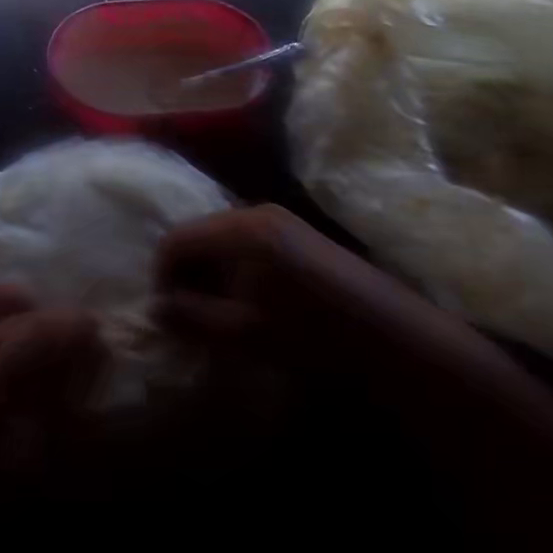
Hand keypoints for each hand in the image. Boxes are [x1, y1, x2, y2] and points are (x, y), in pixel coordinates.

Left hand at [0, 286, 108, 535]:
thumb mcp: (21, 470)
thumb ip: (59, 419)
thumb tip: (87, 383)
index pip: (44, 328)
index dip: (81, 332)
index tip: (102, 347)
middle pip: (18, 306)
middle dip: (56, 321)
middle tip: (78, 346)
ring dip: (21, 307)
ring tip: (41, 333)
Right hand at [156, 204, 533, 402]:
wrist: (397, 340)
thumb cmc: (314, 335)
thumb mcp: (241, 331)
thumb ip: (189, 316)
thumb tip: (154, 309)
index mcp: (240, 229)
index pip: (175, 240)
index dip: (162, 276)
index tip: (166, 313)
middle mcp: (257, 212)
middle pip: (197, 237)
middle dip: (185, 276)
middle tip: (189, 316)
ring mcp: (281, 222)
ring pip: (220, 243)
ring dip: (209, 276)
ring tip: (217, 315)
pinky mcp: (299, 236)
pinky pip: (246, 247)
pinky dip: (234, 273)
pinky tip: (247, 305)